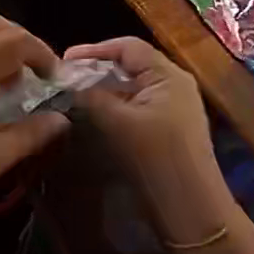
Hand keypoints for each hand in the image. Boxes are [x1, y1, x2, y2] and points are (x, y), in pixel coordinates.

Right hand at [64, 37, 231, 238]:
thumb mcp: (117, 121)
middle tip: (66, 78)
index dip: (93, 50)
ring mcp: (174, 107)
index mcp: (168, 75)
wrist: (189, 206)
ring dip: (104, 88)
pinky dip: (115, 104)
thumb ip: (90, 96)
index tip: (64, 61)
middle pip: (131, 64)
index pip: (127, 47)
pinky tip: (95, 115)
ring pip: (133, 86)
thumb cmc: (155, 157)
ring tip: (75, 95)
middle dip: (97, 68)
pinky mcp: (169, 127)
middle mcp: (175, 84)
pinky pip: (137, 104)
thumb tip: (70, 83)